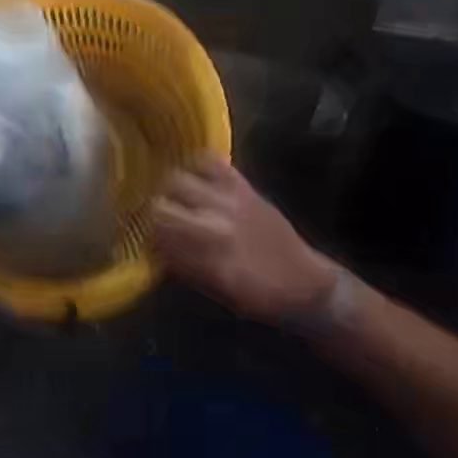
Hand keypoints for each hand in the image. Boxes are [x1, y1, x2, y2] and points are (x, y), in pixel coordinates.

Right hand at [149, 151, 339, 326]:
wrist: (307, 285)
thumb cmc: (258, 295)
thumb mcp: (216, 291)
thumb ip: (181, 264)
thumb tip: (152, 243)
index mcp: (208, 259)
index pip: (156, 236)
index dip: (149, 237)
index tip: (151, 240)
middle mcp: (216, 227)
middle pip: (160, 205)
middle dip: (156, 213)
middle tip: (162, 218)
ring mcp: (230, 202)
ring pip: (177, 179)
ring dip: (171, 189)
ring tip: (176, 197)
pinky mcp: (243, 186)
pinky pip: (209, 161)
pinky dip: (197, 165)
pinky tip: (196, 178)